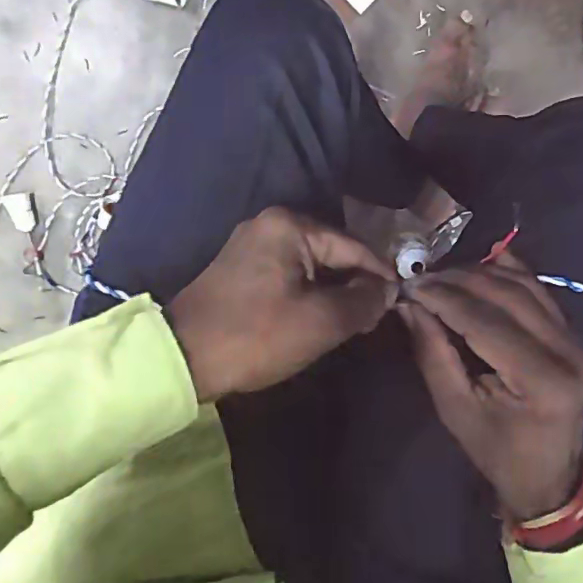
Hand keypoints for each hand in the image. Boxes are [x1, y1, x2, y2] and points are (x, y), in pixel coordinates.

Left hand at [167, 207, 397, 401]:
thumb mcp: (321, 321)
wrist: (183, 357)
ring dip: (334, 292)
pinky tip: (322, 316)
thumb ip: (364, 300)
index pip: (354, 247)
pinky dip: (310, 293)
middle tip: (375, 319)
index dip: (380, 276)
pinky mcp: (242, 267)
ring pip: (312, 266)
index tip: (399, 303)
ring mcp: (252, 244)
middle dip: (357, 285)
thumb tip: (388, 290)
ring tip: (354, 322)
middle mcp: (270, 224)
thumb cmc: (257, 335)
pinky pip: (291, 274)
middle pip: (333, 253)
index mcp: (290, 226)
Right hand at [398, 256, 582, 519]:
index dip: (445, 298)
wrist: (547, 476)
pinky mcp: (575, 336)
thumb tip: (410, 304)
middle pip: (509, 296)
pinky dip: (510, 274)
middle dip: (460, 281)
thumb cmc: (497, 451)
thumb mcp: (455, 409)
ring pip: (526, 286)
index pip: (486, 322)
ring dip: (481, 273)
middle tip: (421, 278)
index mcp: (542, 380)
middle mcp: (569, 352)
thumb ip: (433, 353)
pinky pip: (540, 292)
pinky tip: (482, 263)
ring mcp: (578, 341)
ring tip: (443, 276)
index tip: (410, 286)